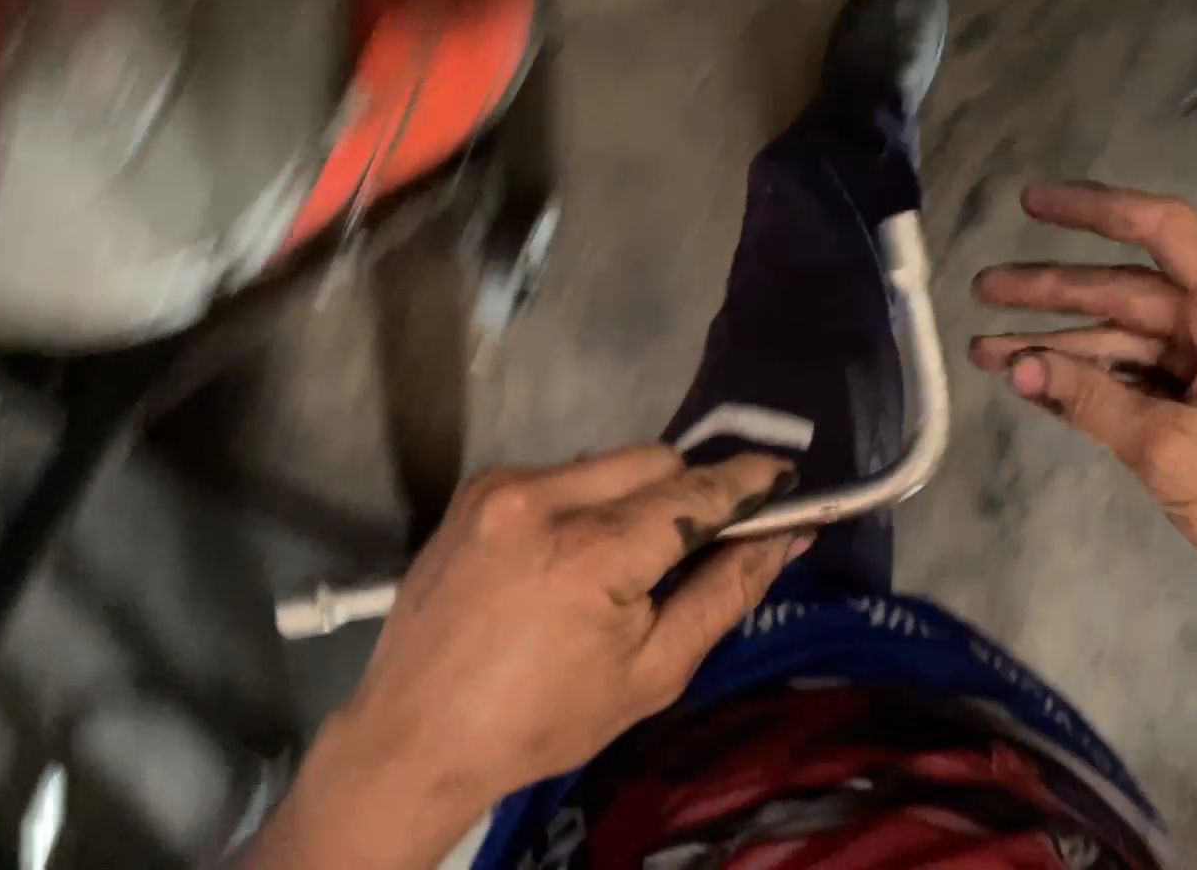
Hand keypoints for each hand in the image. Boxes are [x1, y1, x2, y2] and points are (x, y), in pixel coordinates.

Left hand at [259, 448, 805, 868]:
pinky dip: (589, 499)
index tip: (782, 474)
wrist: (413, 737)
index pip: (694, 494)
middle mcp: (544, 497)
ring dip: (638, 494)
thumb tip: (783, 539)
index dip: (747, 480)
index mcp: (592, 553)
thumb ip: (725, 593)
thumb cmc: (544, 719)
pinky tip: (571, 552)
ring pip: (609, 461)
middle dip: (689, 491)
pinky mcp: (478, 488)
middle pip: (655, 459)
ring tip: (627, 555)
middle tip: (698, 539)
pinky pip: (564, 473)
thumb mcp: (654, 671)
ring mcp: (503, 485)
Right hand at [970, 182, 1196, 599]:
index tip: (1031, 202)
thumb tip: (1014, 366)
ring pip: (1113, 335)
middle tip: (982, 289)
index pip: (1165, 232)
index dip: (1095, 209)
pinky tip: (1026, 381)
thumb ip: (1089, 400)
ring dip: (1051, 345)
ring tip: (984, 351)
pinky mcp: (1188, 395)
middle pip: (1121, 290)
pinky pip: (1122, 373)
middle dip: (1048, 292)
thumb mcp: (1170, 448)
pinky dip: (1077, 378)